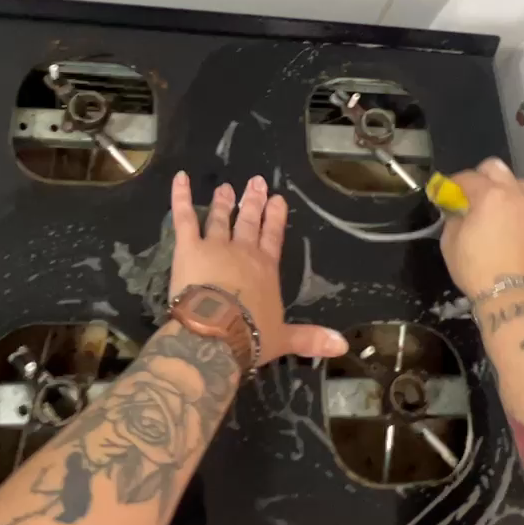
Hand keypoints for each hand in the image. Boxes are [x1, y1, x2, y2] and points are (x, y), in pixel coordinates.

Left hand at [169, 171, 348, 361]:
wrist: (216, 333)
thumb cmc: (250, 335)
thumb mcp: (284, 338)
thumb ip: (311, 338)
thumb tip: (343, 345)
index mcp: (266, 269)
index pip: (273, 238)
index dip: (276, 219)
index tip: (278, 200)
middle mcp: (243, 252)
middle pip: (250, 222)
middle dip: (254, 202)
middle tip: (256, 182)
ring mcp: (215, 246)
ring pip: (220, 218)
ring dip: (223, 202)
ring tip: (225, 188)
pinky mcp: (188, 247)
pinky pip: (184, 218)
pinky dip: (181, 197)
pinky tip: (180, 178)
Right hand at [438, 157, 523, 297]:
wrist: (509, 296)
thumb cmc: (475, 269)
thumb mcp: (449, 241)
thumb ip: (454, 217)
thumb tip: (458, 210)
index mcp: (488, 195)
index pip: (466, 178)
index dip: (452, 185)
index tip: (446, 196)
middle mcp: (515, 194)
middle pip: (496, 168)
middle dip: (480, 178)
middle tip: (472, 199)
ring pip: (522, 184)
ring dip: (508, 190)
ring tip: (502, 209)